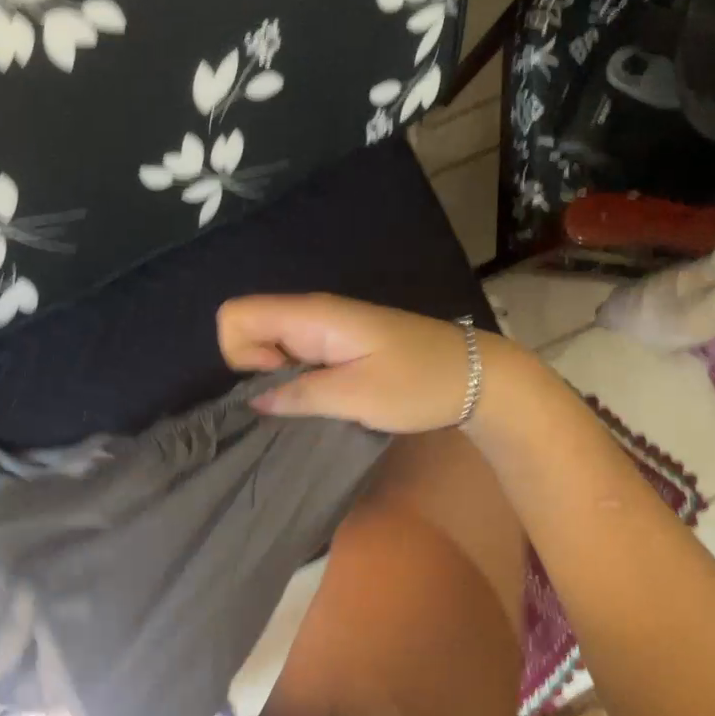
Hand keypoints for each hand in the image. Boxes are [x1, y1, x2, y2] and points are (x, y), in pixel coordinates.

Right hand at [217, 293, 515, 432]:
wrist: (478, 377)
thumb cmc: (419, 384)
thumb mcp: (357, 397)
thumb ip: (299, 395)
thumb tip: (254, 400)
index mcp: (312, 317)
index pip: (236, 314)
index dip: (238, 352)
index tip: (273, 381)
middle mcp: (311, 314)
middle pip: (248, 327)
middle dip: (252, 366)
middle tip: (294, 397)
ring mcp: (324, 327)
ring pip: (268, 342)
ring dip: (273, 375)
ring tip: (311, 401)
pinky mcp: (337, 343)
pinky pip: (292, 352)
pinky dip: (292, 376)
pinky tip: (321, 396)